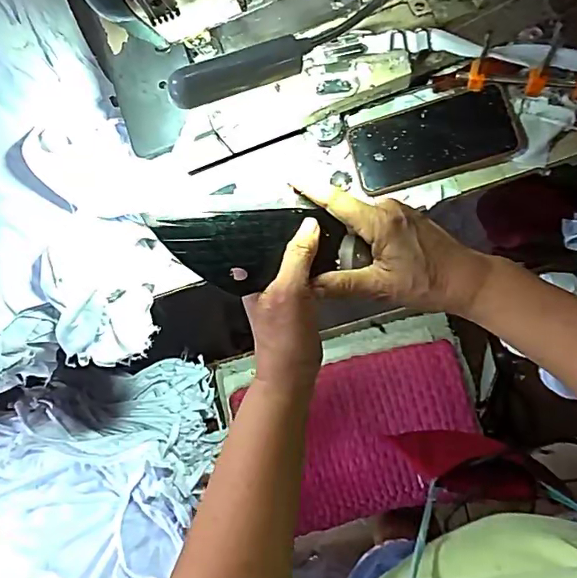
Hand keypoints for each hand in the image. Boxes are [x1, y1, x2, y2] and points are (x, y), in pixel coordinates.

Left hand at [242, 217, 322, 392]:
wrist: (294, 373)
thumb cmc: (284, 340)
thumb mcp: (290, 291)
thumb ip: (297, 257)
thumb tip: (308, 225)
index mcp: (249, 273)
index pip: (260, 236)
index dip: (278, 220)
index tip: (298, 204)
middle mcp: (260, 277)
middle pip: (278, 244)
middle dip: (296, 232)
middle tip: (316, 214)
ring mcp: (278, 287)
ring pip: (293, 257)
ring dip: (307, 247)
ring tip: (323, 230)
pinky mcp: (295, 296)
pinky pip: (305, 271)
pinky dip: (315, 263)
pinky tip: (327, 256)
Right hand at [302, 187, 493, 315]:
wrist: (466, 280)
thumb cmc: (430, 282)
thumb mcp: (381, 286)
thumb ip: (342, 284)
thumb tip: (310, 284)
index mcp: (380, 221)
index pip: (337, 200)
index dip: (311, 189)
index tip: (293, 178)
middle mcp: (388, 208)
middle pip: (346, 210)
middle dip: (332, 229)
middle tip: (330, 255)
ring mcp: (398, 210)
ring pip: (359, 217)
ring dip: (350, 236)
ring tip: (357, 263)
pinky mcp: (404, 217)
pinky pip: (373, 220)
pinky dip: (364, 235)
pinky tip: (371, 258)